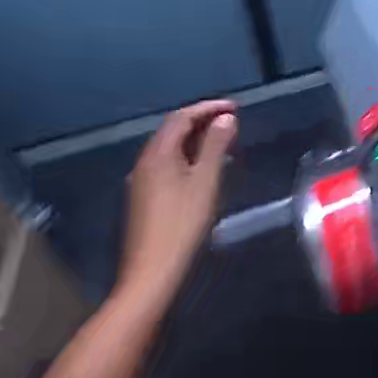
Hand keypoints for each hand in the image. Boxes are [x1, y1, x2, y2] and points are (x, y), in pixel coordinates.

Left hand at [116, 99, 236, 310]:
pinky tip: (205, 166)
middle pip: (172, 130)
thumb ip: (216, 145)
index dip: (208, 108)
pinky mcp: (145, 197)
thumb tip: (226, 118)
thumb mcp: (206, 180)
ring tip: (224, 139)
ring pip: (170, 148)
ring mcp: (142, 181)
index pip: (181, 117)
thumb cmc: (183, 222)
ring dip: (196, 138)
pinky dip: (188, 154)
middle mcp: (145, 162)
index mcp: (158, 154)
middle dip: (202, 120)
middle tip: (231, 120)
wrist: (153, 270)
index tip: (235, 107)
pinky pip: (168, 163)